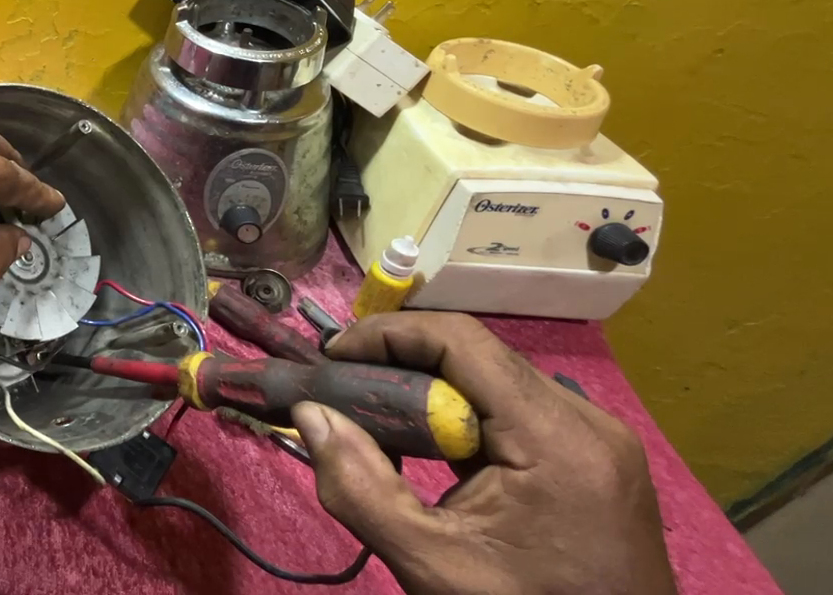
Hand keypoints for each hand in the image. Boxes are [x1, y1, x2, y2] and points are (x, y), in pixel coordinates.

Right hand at [290, 313, 674, 594]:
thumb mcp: (430, 565)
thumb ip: (358, 487)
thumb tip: (307, 413)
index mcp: (558, 442)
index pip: (460, 341)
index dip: (386, 334)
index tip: (331, 358)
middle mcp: (585, 421)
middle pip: (471, 352)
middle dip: (394, 358)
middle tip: (338, 384)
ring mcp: (593, 435)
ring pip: (484, 371)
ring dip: (419, 380)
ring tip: (369, 408)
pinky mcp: (587, 451)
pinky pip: (504, 399)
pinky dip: (450, 404)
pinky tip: (420, 435)